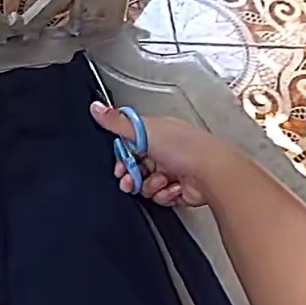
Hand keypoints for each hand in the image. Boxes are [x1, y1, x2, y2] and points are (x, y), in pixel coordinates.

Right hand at [91, 101, 228, 206]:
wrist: (209, 172)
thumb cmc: (184, 147)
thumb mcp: (143, 130)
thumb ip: (117, 122)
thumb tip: (96, 108)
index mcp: (158, 132)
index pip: (131, 144)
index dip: (123, 157)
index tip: (120, 165)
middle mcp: (166, 150)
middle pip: (138, 167)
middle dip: (132, 177)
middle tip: (131, 180)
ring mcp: (174, 170)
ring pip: (148, 184)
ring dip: (150, 186)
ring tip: (160, 182)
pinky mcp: (180, 188)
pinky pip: (161, 196)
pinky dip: (164, 194)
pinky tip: (172, 188)